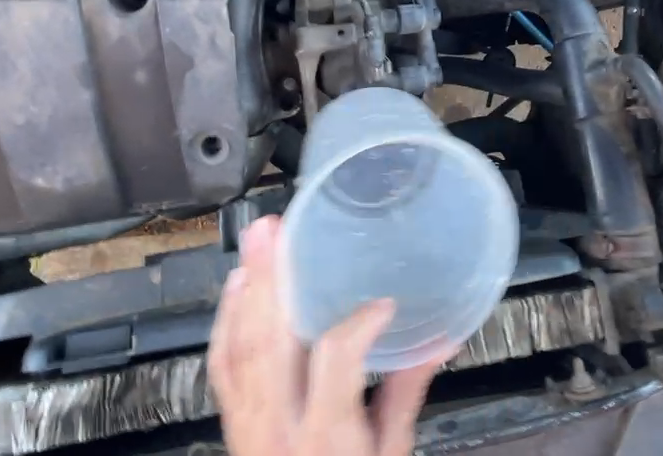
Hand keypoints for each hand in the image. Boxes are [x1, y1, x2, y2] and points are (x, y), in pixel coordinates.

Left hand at [208, 215, 440, 455]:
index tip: (384, 302)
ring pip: (239, 350)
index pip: (337, 359)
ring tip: (256, 242)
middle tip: (276, 228)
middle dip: (271, 279)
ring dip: (246, 289)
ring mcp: (248, 429)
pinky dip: (226, 323)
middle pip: (268, 343)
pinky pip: (222, 370)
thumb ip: (407, 393)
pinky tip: (236, 288)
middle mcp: (279, 429)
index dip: (360, 322)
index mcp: (327, 438)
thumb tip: (441, 338)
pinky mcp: (234, 428)